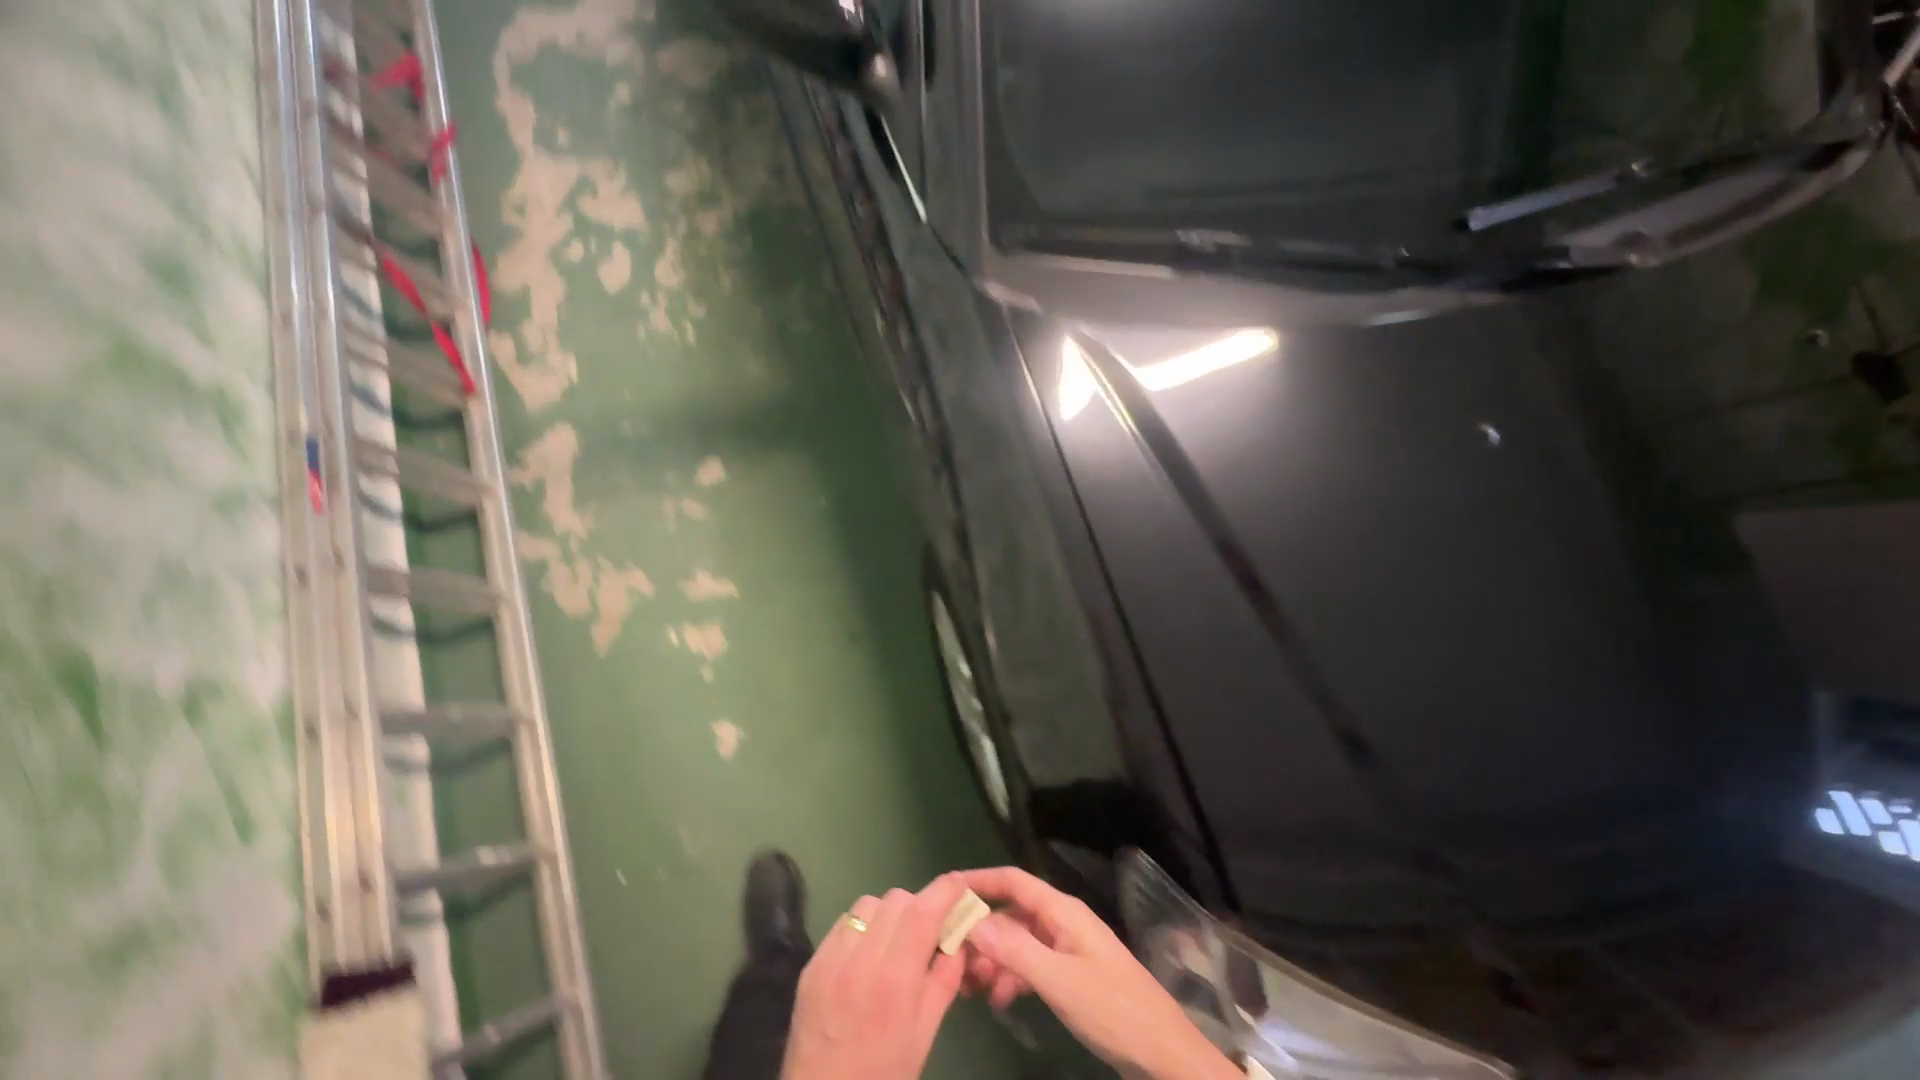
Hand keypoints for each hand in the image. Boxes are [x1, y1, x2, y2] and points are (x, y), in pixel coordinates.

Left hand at [781, 877, 968, 1079]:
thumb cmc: (884, 1074)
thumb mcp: (925, 1034)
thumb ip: (945, 980)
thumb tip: (959, 941)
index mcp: (894, 982)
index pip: (922, 912)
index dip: (945, 891)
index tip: (959, 885)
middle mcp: (860, 961)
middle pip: (896, 900)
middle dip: (919, 907)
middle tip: (928, 931)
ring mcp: (829, 960)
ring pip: (867, 904)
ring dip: (888, 914)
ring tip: (895, 942)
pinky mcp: (810, 965)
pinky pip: (843, 924)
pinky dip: (862, 927)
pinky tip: (867, 953)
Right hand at [953, 867, 1240, 1079]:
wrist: (1162, 1051)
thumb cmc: (1112, 1009)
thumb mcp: (1059, 981)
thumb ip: (1015, 950)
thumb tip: (972, 923)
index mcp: (1062, 912)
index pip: (1012, 880)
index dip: (978, 881)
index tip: (944, 894)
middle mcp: (1063, 921)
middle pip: (1011, 913)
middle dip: (980, 934)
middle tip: (954, 963)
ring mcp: (1069, 947)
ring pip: (1019, 941)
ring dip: (994, 960)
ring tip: (975, 990)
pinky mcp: (1072, 973)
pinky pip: (1032, 964)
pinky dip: (1013, 977)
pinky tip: (1002, 1001)